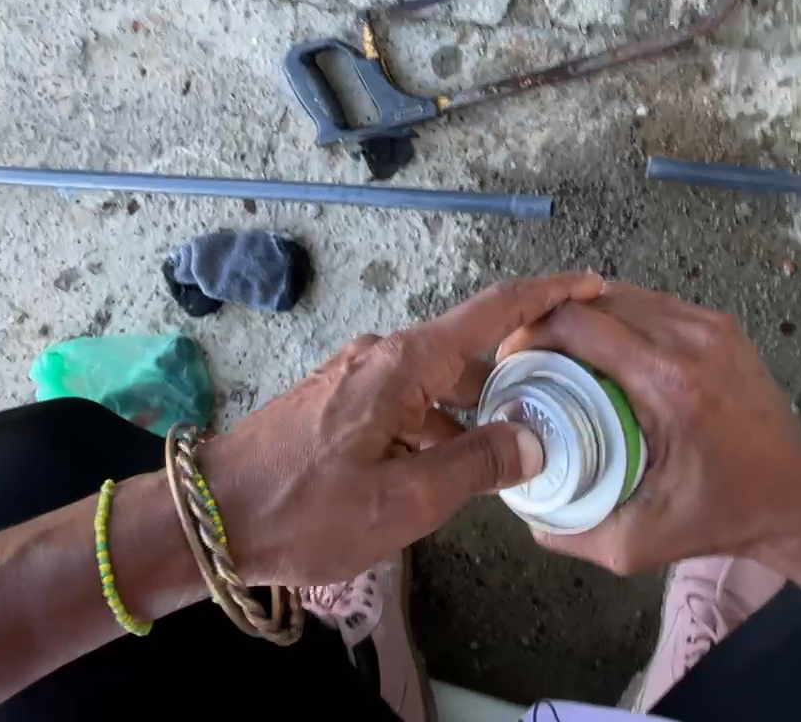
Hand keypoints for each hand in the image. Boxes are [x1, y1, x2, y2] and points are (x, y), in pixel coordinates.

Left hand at [197, 271, 604, 586]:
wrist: (209, 515)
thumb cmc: (306, 509)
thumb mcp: (403, 499)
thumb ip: (475, 465)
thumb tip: (534, 439)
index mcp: (406, 362)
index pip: (492, 310)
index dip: (547, 292)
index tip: (591, 284)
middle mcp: (387, 354)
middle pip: (470, 348)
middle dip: (519, 369)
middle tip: (565, 396)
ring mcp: (361, 375)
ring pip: (439, 380)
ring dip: (478, 405)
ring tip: (518, 442)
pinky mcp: (344, 398)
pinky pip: (411, 399)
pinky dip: (442, 422)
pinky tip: (453, 462)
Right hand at [497, 282, 800, 574]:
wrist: (799, 495)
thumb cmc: (721, 515)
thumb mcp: (642, 542)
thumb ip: (576, 529)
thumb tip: (522, 507)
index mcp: (668, 384)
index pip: (580, 325)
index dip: (534, 332)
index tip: (512, 357)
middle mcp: (689, 340)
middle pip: (595, 300)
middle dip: (552, 320)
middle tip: (529, 354)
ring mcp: (709, 324)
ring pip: (622, 293)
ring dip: (584, 314)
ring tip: (560, 347)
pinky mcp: (719, 322)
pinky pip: (651, 302)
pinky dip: (618, 314)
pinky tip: (604, 344)